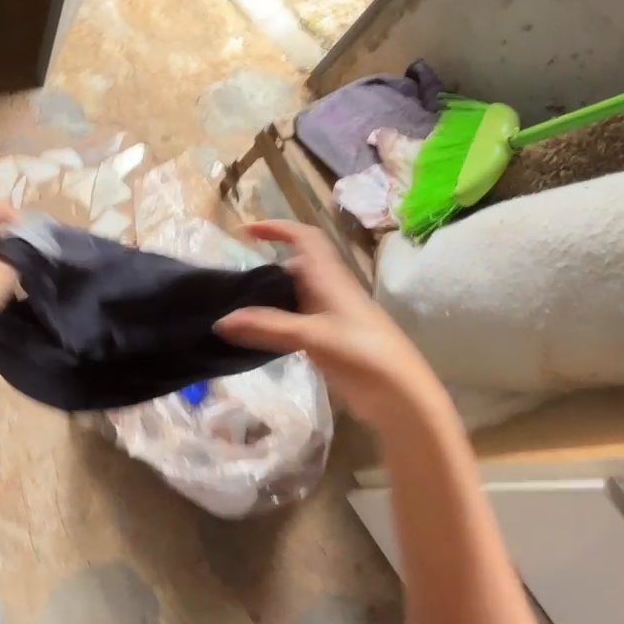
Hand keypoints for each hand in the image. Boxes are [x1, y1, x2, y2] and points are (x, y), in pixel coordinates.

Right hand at [215, 221, 446, 428]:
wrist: (402, 396)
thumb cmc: (363, 353)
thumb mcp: (311, 335)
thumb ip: (266, 328)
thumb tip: (221, 321)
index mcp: (330, 277)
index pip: (304, 237)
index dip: (276, 227)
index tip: (245, 231)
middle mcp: (330, 290)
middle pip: (297, 266)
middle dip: (267, 265)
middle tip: (235, 278)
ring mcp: (332, 316)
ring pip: (296, 295)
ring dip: (270, 296)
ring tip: (239, 306)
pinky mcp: (331, 340)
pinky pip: (297, 320)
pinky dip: (276, 321)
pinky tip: (259, 335)